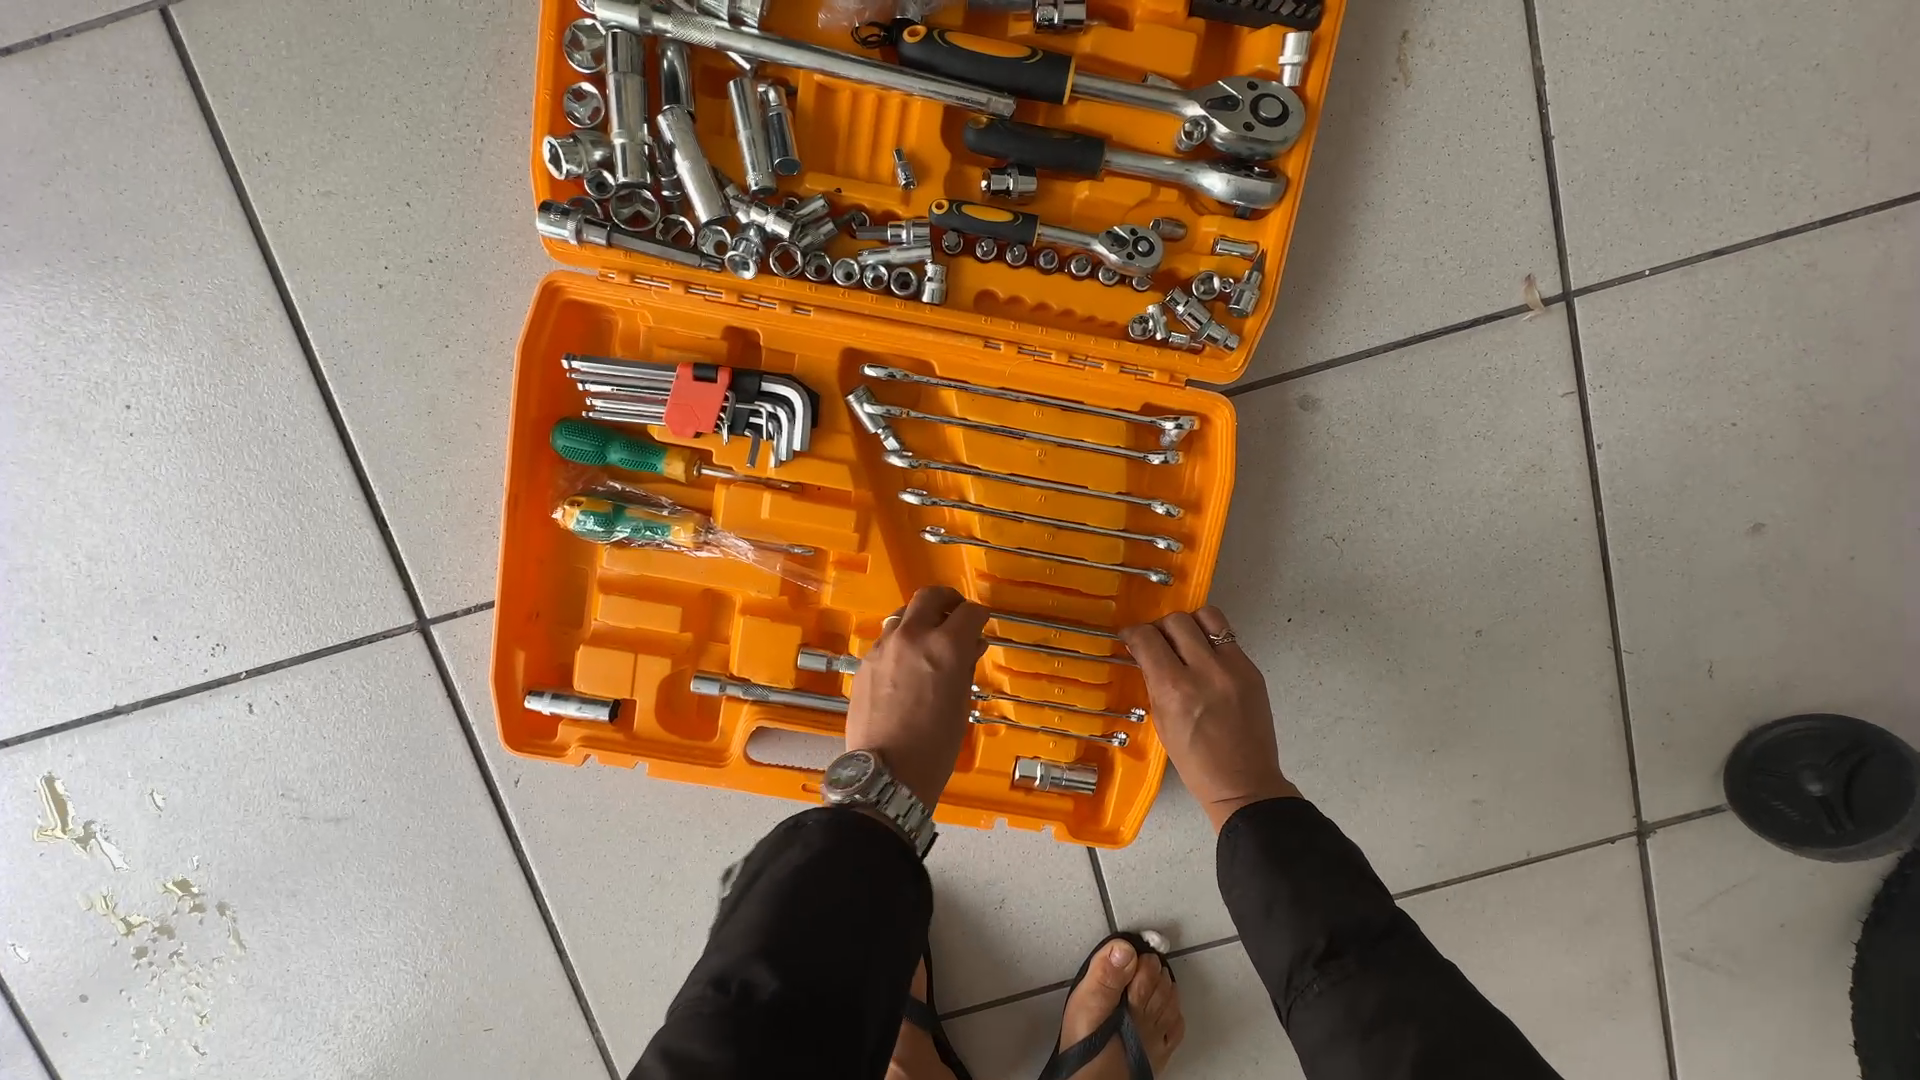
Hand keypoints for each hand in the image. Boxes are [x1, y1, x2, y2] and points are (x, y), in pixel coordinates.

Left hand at [845, 586, 989, 807]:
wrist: (887, 772)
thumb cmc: (935, 746)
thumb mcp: (961, 704)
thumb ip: (965, 666)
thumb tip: (970, 646)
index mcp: (945, 646)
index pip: (968, 612)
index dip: (979, 614)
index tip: (981, 621)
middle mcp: (912, 637)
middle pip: (929, 596)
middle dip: (947, 600)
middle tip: (956, 614)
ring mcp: (883, 647)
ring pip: (903, 614)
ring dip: (920, 619)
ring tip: (929, 638)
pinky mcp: (865, 662)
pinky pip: (886, 639)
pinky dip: (901, 640)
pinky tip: (906, 663)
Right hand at [1120, 607, 1299, 830]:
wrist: (1244, 782)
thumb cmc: (1194, 761)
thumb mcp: (1161, 721)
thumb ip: (1153, 681)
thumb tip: (1144, 652)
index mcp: (1175, 689)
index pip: (1148, 638)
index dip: (1133, 634)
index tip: (1131, 638)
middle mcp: (1205, 671)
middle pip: (1176, 621)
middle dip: (1160, 628)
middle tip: (1158, 643)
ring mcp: (1234, 668)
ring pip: (1207, 616)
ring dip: (1190, 625)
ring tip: (1186, 643)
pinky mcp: (1253, 670)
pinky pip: (1228, 637)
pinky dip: (1211, 642)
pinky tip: (1207, 661)